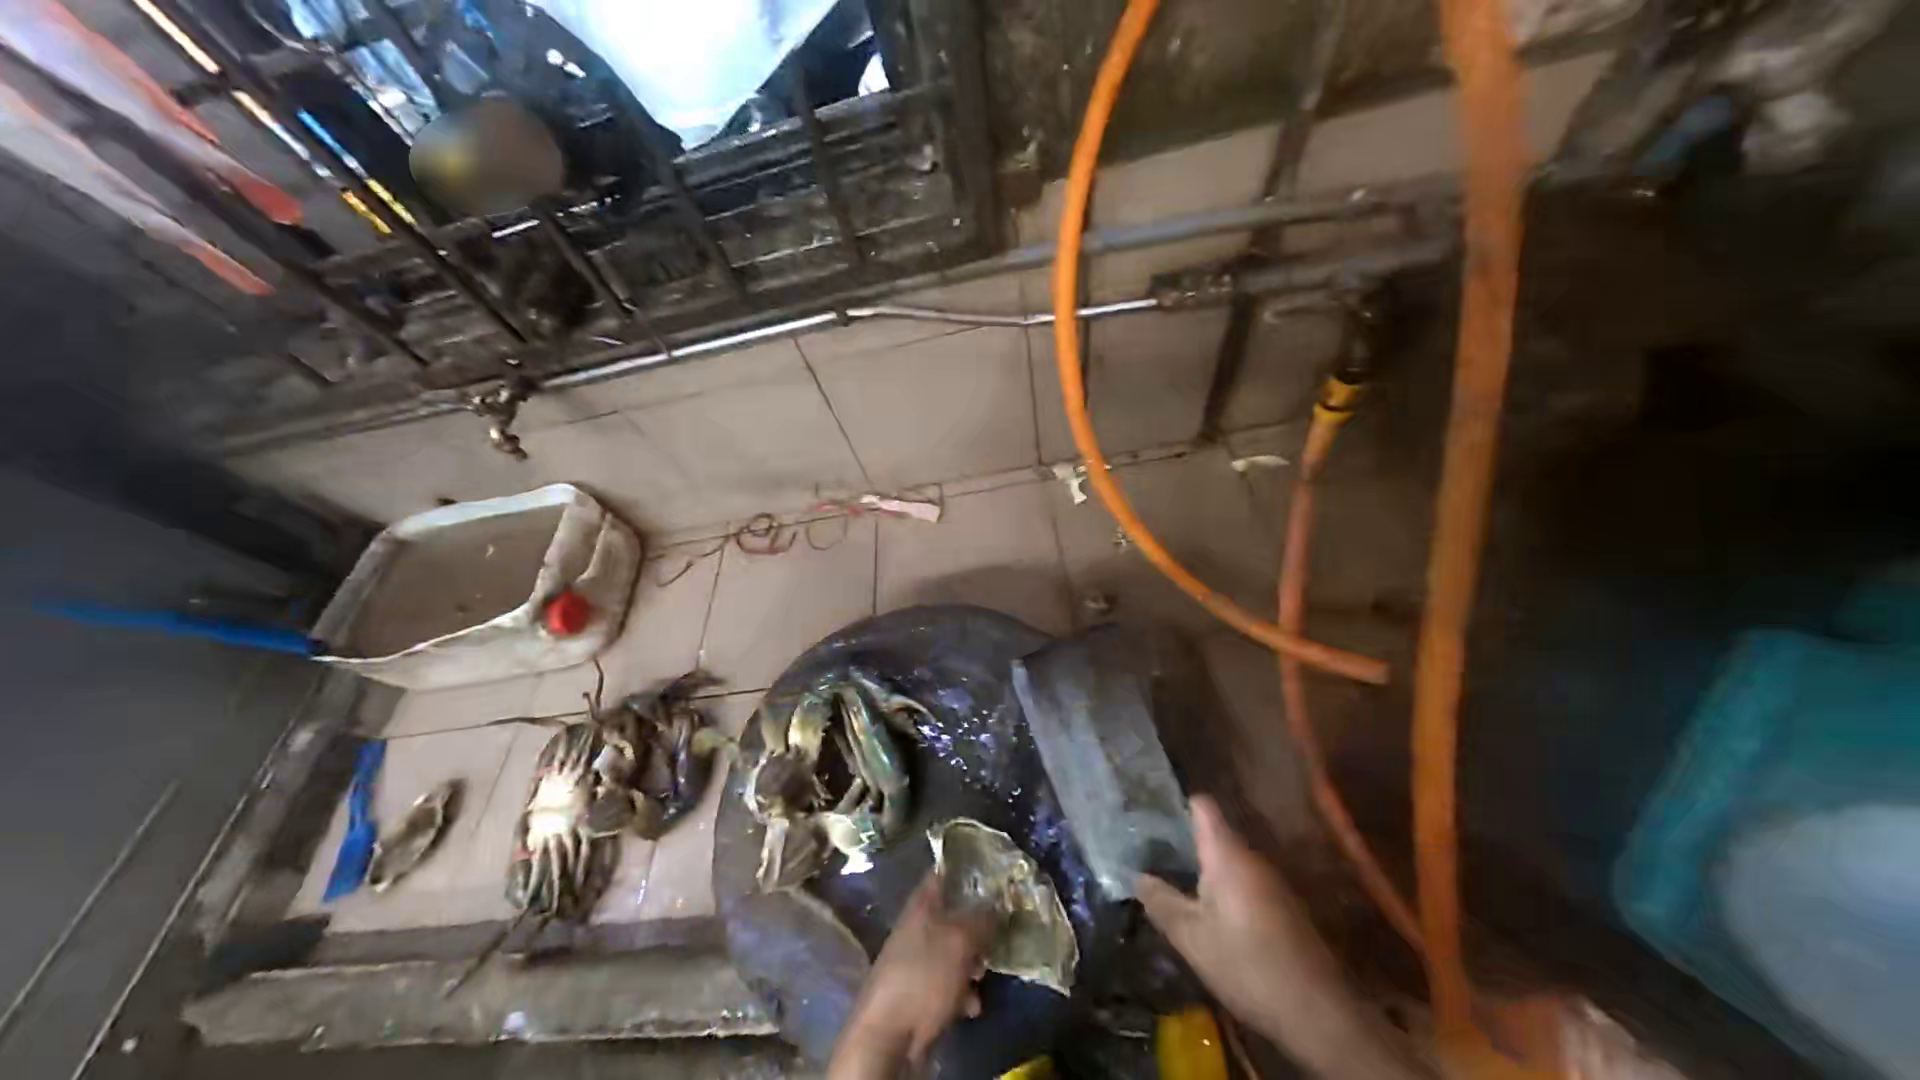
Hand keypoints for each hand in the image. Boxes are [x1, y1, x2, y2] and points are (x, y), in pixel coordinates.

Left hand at [828, 874, 991, 1079]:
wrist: (888, 1034)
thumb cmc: (924, 975)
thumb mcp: (960, 941)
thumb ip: (981, 919)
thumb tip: (997, 903)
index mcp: (922, 904)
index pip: (943, 872)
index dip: (966, 869)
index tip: (993, 872)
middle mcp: (917, 926)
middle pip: (954, 914)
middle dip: (978, 926)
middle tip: (997, 935)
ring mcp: (916, 959)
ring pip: (954, 950)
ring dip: (973, 964)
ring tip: (983, 975)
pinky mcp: (919, 990)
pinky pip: (948, 982)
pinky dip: (962, 991)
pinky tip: (971, 1006)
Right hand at [1137, 797, 1338, 1031]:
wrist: (1318, 1013)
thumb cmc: (1247, 964)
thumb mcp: (1191, 937)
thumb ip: (1160, 901)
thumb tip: (1137, 876)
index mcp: (1227, 855)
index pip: (1202, 806)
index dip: (1176, 803)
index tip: (1150, 811)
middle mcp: (1251, 858)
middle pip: (1214, 833)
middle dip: (1183, 839)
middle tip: (1148, 849)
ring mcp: (1270, 882)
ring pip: (1228, 859)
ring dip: (1202, 866)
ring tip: (1169, 877)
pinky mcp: (1281, 906)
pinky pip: (1242, 881)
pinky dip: (1221, 887)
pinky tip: (1204, 910)